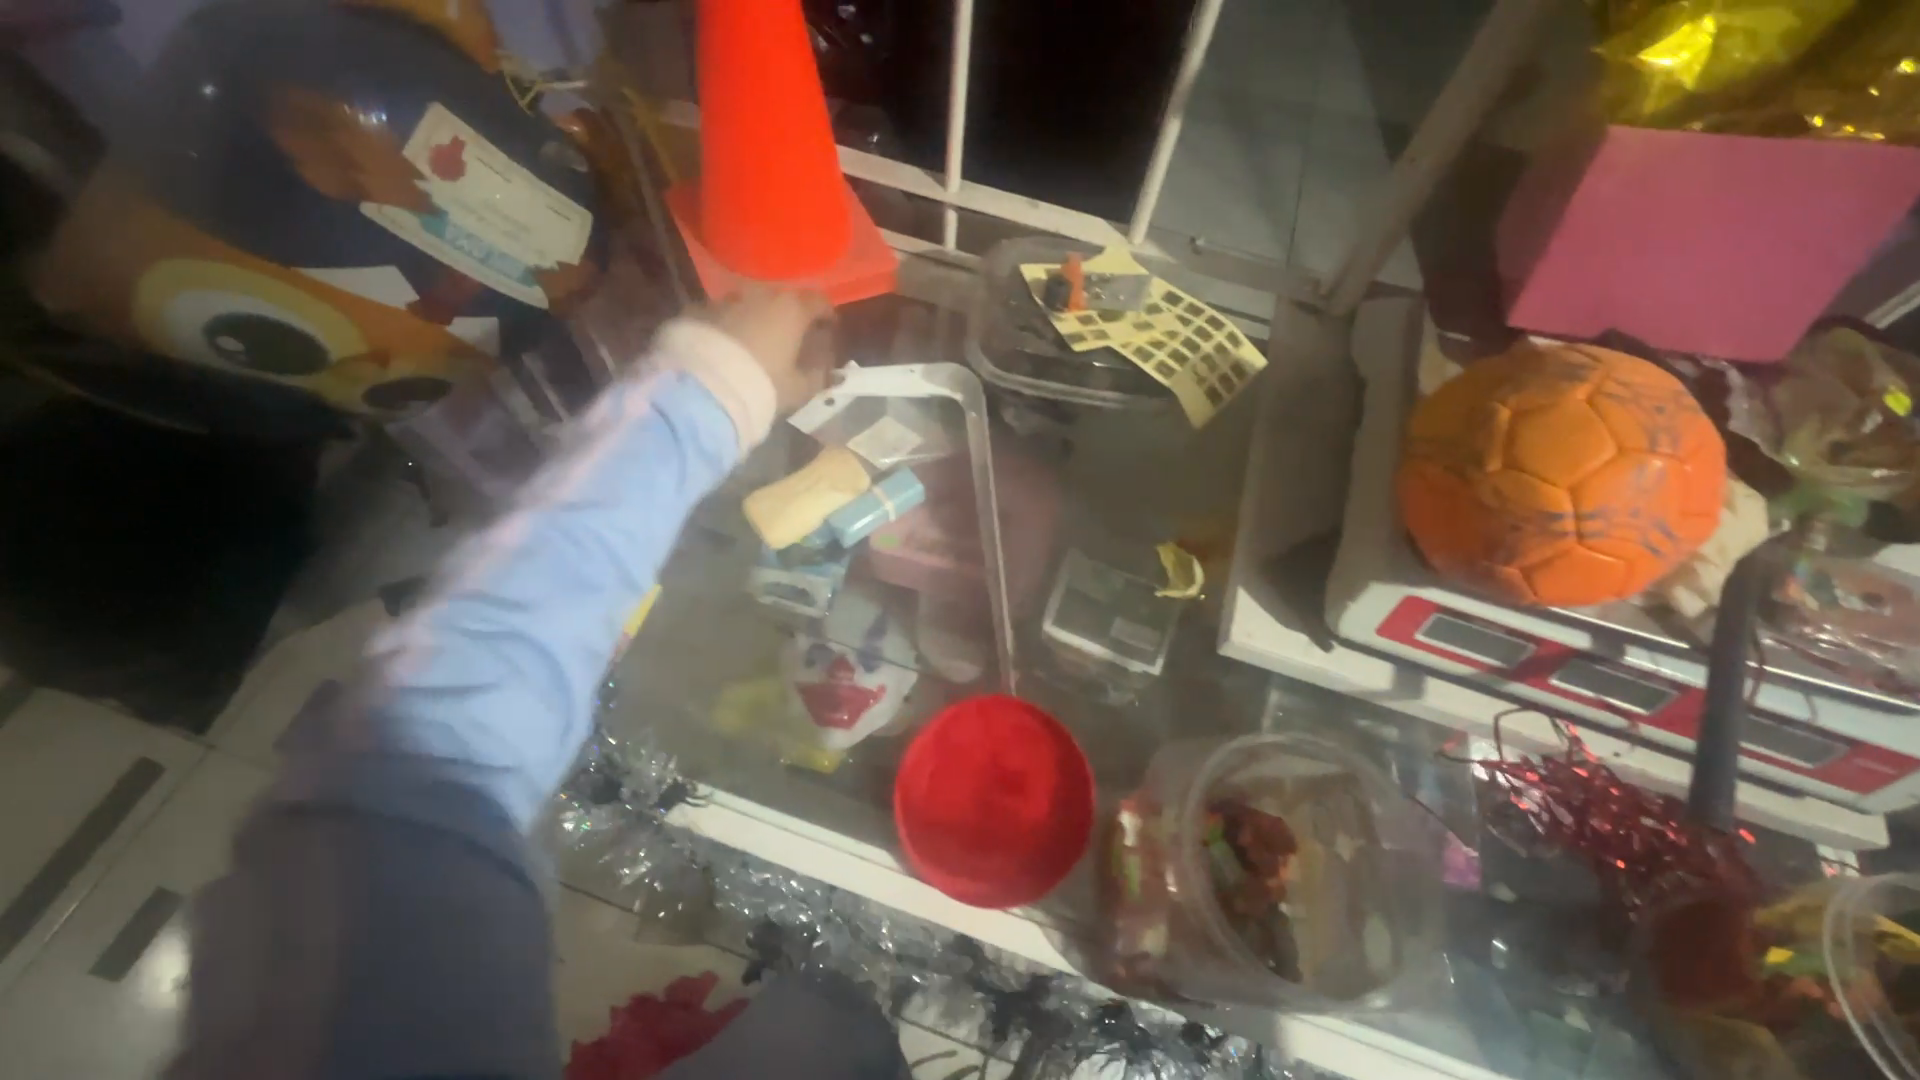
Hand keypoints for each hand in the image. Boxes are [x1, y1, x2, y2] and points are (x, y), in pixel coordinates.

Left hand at [702, 287, 837, 412]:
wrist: (702, 388)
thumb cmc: (763, 385)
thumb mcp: (800, 387)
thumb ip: (819, 372)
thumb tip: (827, 364)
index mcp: (792, 309)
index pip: (819, 301)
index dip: (826, 315)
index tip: (828, 329)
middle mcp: (760, 294)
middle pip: (782, 300)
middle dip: (788, 317)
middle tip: (789, 340)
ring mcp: (725, 299)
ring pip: (749, 305)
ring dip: (755, 319)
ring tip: (753, 344)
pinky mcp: (697, 309)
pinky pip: (720, 315)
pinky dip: (727, 327)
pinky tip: (724, 347)